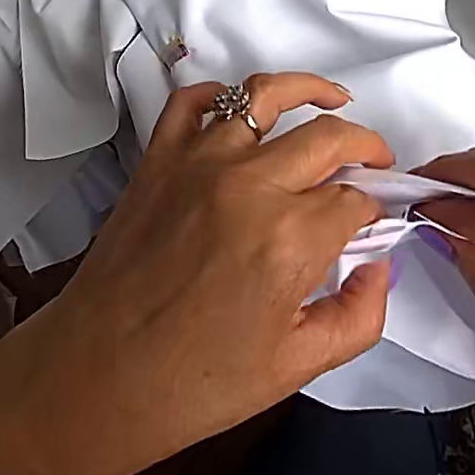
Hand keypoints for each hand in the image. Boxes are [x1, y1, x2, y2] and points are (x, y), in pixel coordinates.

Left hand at [0, 73, 394, 474]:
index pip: (355, 200)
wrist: (96, 378)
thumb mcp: (300, 366)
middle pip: (329, 137)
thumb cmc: (198, 382)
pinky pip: (193, 101)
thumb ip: (362, 314)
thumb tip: (379, 264)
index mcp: (290, 239)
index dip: (372, 210)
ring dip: (311, 92)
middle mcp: (250, 186)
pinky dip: (224, 94)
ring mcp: (199, 163)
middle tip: (375, 162)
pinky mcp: (159, 159)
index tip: (370, 223)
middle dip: (367, 146)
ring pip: (266, 96)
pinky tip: (246, 111)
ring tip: (334, 100)